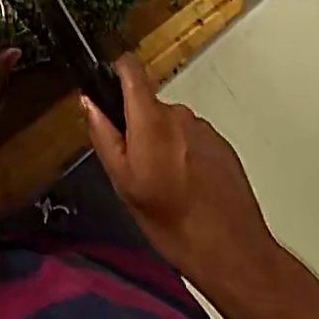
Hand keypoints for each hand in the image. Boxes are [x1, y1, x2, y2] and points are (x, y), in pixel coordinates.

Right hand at [83, 54, 281, 287]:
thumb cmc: (173, 220)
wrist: (229, 249)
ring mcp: (204, 129)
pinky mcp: (221, 145)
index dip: (116, 69)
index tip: (108, 78)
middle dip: (138, 125)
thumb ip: (102, 135)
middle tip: (134, 163)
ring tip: (162, 182)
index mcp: (151, 119)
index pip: (131, 70)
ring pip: (170, 124)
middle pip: (149, 104)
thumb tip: (88, 104)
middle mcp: (180, 116)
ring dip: (162, 143)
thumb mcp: (122, 181)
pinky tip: (184, 186)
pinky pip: (192, 139)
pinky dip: (184, 155)